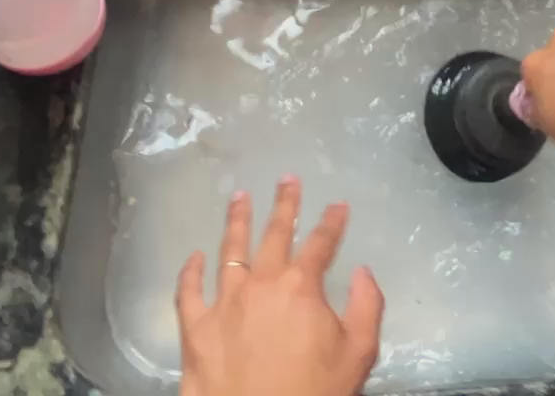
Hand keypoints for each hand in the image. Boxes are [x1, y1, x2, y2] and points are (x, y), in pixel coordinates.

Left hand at [176, 177, 383, 395]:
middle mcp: (261, 283)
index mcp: (300, 286)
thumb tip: (362, 272)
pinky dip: (190, 272)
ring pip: (231, 250)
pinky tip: (194, 257)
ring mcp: (224, 304)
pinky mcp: (195, 330)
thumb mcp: (358, 355)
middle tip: (288, 179)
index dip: (333, 221)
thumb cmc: (314, 395)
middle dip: (285, 204)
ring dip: (237, 220)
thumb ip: (366, 307)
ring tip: (239, 196)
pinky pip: (188, 293)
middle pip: (275, 233)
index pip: (321, 242)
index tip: (339, 205)